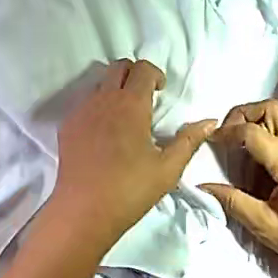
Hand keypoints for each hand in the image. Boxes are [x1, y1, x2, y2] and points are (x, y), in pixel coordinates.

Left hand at [37, 60, 214, 261]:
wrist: (83, 211)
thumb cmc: (130, 189)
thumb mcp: (168, 168)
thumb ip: (189, 140)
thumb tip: (210, 121)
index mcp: (130, 104)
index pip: (142, 68)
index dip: (155, 74)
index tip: (161, 92)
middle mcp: (104, 99)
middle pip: (118, 66)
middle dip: (134, 74)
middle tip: (145, 98)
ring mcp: (81, 111)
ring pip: (99, 84)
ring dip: (114, 89)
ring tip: (124, 116)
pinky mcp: (67, 126)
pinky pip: (84, 104)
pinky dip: (97, 107)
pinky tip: (104, 134)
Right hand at [202, 99, 277, 277]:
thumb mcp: (265, 226)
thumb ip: (233, 201)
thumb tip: (205, 186)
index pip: (252, 131)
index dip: (226, 132)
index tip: (210, 142)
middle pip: (270, 109)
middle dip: (243, 116)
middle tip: (226, 138)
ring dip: (256, 125)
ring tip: (239, 153)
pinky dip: (269, 138)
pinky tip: (259, 165)